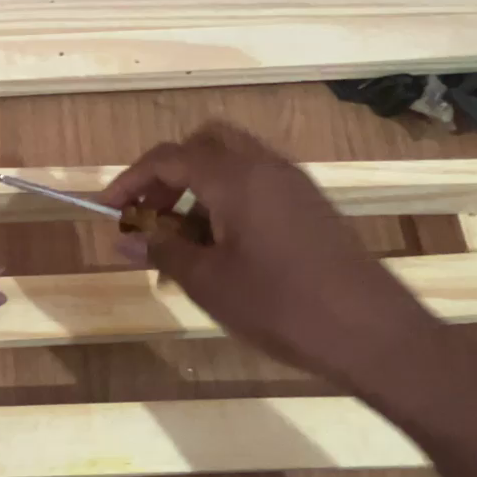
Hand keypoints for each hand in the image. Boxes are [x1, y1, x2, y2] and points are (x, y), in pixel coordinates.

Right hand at [100, 126, 445, 388]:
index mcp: (237, 178)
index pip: (169, 158)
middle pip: (204, 144)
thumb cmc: (279, 306)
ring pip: (231, 164)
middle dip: (166, 175)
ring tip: (179, 244)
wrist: (369, 332)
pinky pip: (255, 185)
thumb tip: (123, 237)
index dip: (130, 180)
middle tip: (148, 217)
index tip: (107, 211)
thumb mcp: (208, 281)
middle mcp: (266, 167)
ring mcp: (293, 185)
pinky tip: (218, 251)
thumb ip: (161, 250)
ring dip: (195, 190)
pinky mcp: (309, 207)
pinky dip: (225, 202)